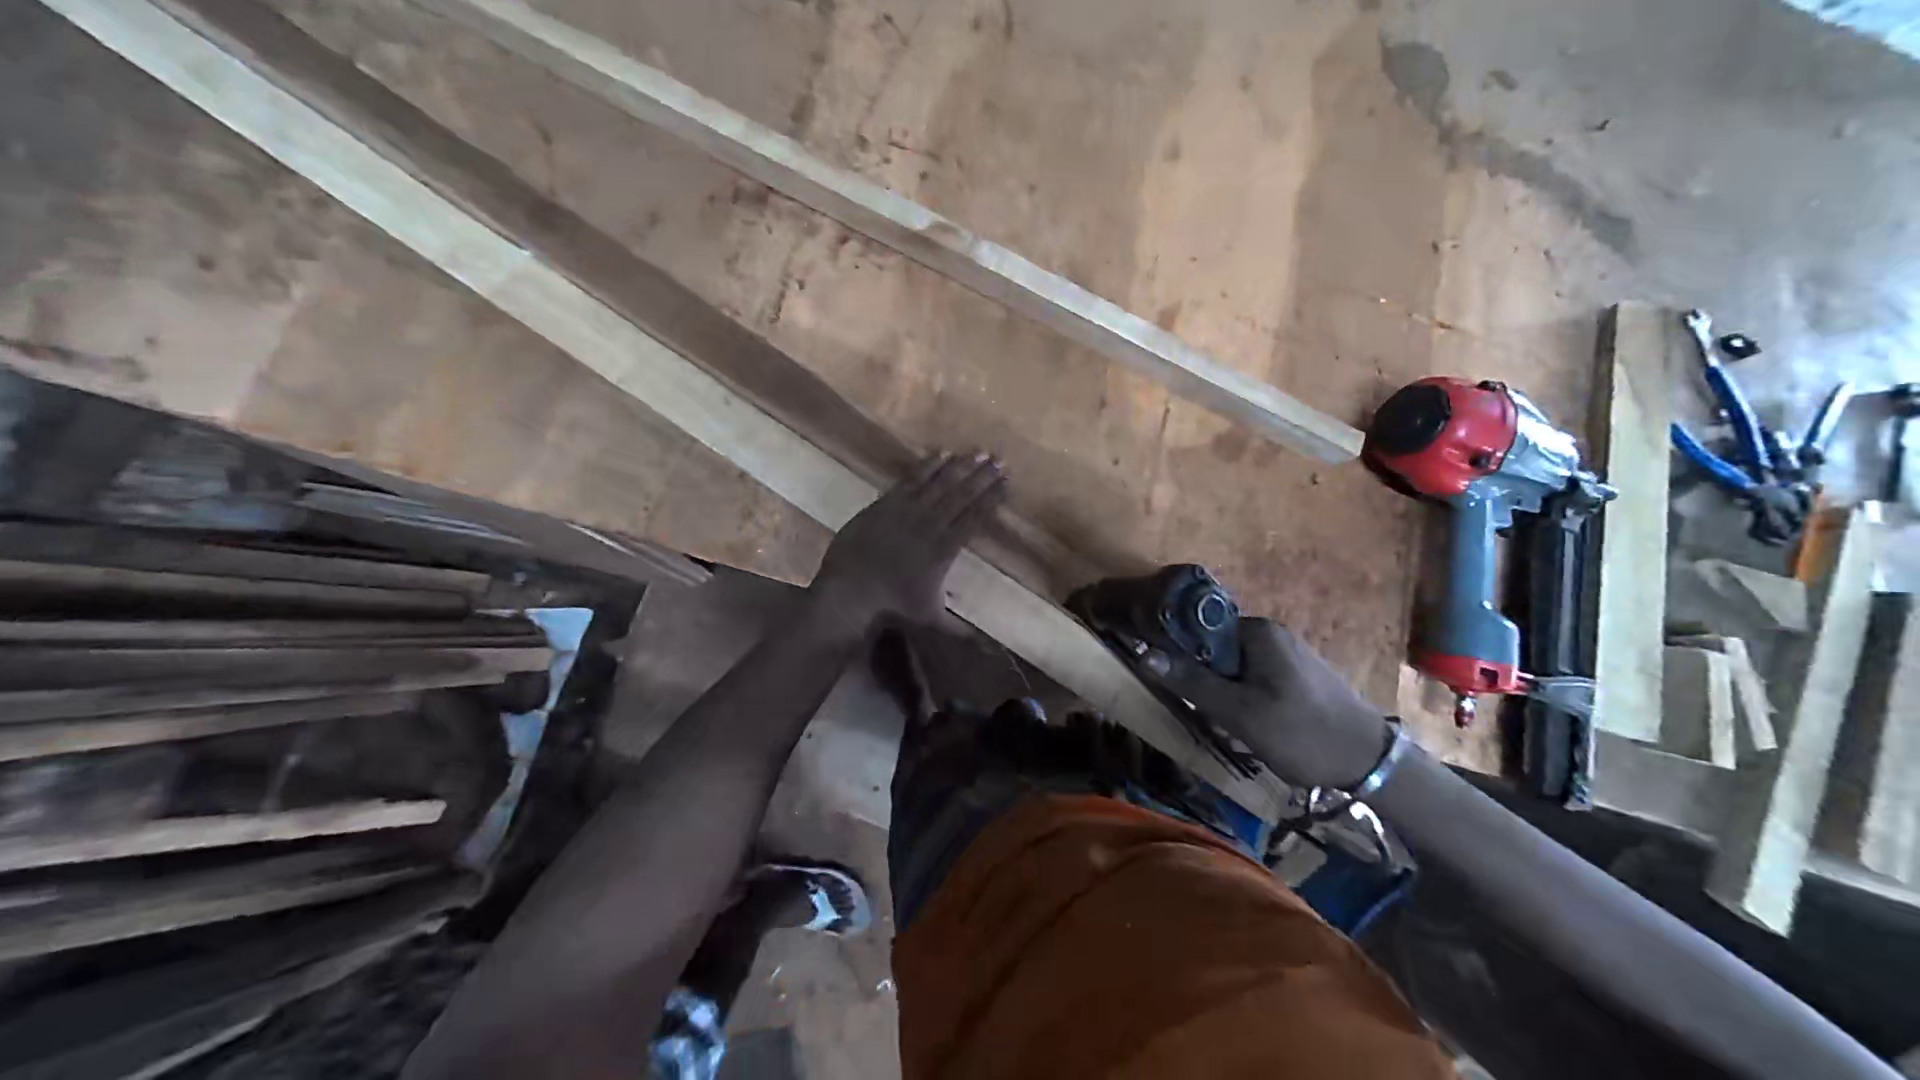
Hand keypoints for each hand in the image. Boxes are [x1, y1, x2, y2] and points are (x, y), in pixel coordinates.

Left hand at [807, 452, 1007, 628]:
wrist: (850, 591)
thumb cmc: (892, 606)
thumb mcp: (932, 620)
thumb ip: (963, 631)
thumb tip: (992, 648)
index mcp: (944, 550)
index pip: (974, 518)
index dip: (992, 499)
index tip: (1007, 483)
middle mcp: (930, 525)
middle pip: (961, 495)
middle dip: (982, 476)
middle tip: (999, 460)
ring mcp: (907, 511)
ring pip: (939, 483)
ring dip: (960, 467)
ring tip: (978, 452)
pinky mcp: (885, 503)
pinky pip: (910, 480)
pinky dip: (927, 466)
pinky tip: (940, 454)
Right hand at [1140, 618, 1393, 788]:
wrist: (1373, 764)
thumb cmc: (1301, 733)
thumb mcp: (1239, 712)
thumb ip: (1192, 682)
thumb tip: (1145, 655)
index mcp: (1257, 631)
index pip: (1199, 631)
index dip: (1182, 657)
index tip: (1178, 687)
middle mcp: (1273, 633)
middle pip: (1216, 650)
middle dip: (1208, 681)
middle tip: (1211, 715)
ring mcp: (1289, 654)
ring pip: (1236, 668)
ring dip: (1227, 694)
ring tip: (1233, 725)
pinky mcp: (1300, 675)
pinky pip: (1256, 678)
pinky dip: (1248, 698)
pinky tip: (1257, 725)